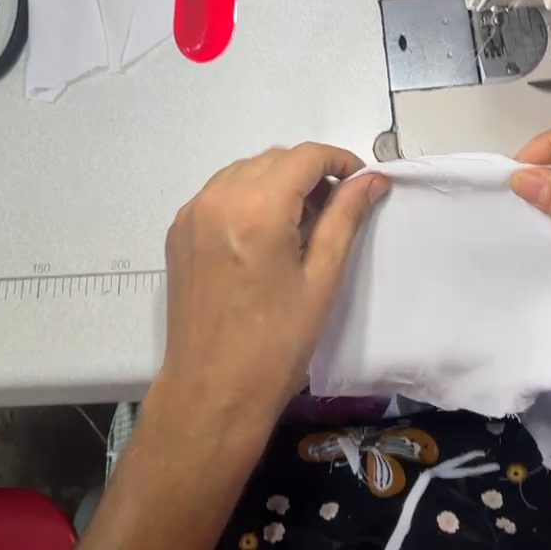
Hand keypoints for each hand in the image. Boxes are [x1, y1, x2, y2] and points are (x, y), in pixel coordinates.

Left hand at [155, 144, 387, 429]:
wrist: (211, 393)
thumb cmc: (276, 344)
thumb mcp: (322, 279)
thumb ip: (345, 218)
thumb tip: (371, 180)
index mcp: (257, 208)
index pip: (305, 157)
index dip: (338, 161)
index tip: (359, 182)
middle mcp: (218, 198)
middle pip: (274, 159)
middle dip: (309, 172)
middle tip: (335, 208)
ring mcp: (192, 213)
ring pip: (245, 170)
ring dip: (277, 181)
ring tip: (300, 222)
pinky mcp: (179, 231)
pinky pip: (219, 192)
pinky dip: (247, 196)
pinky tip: (263, 232)